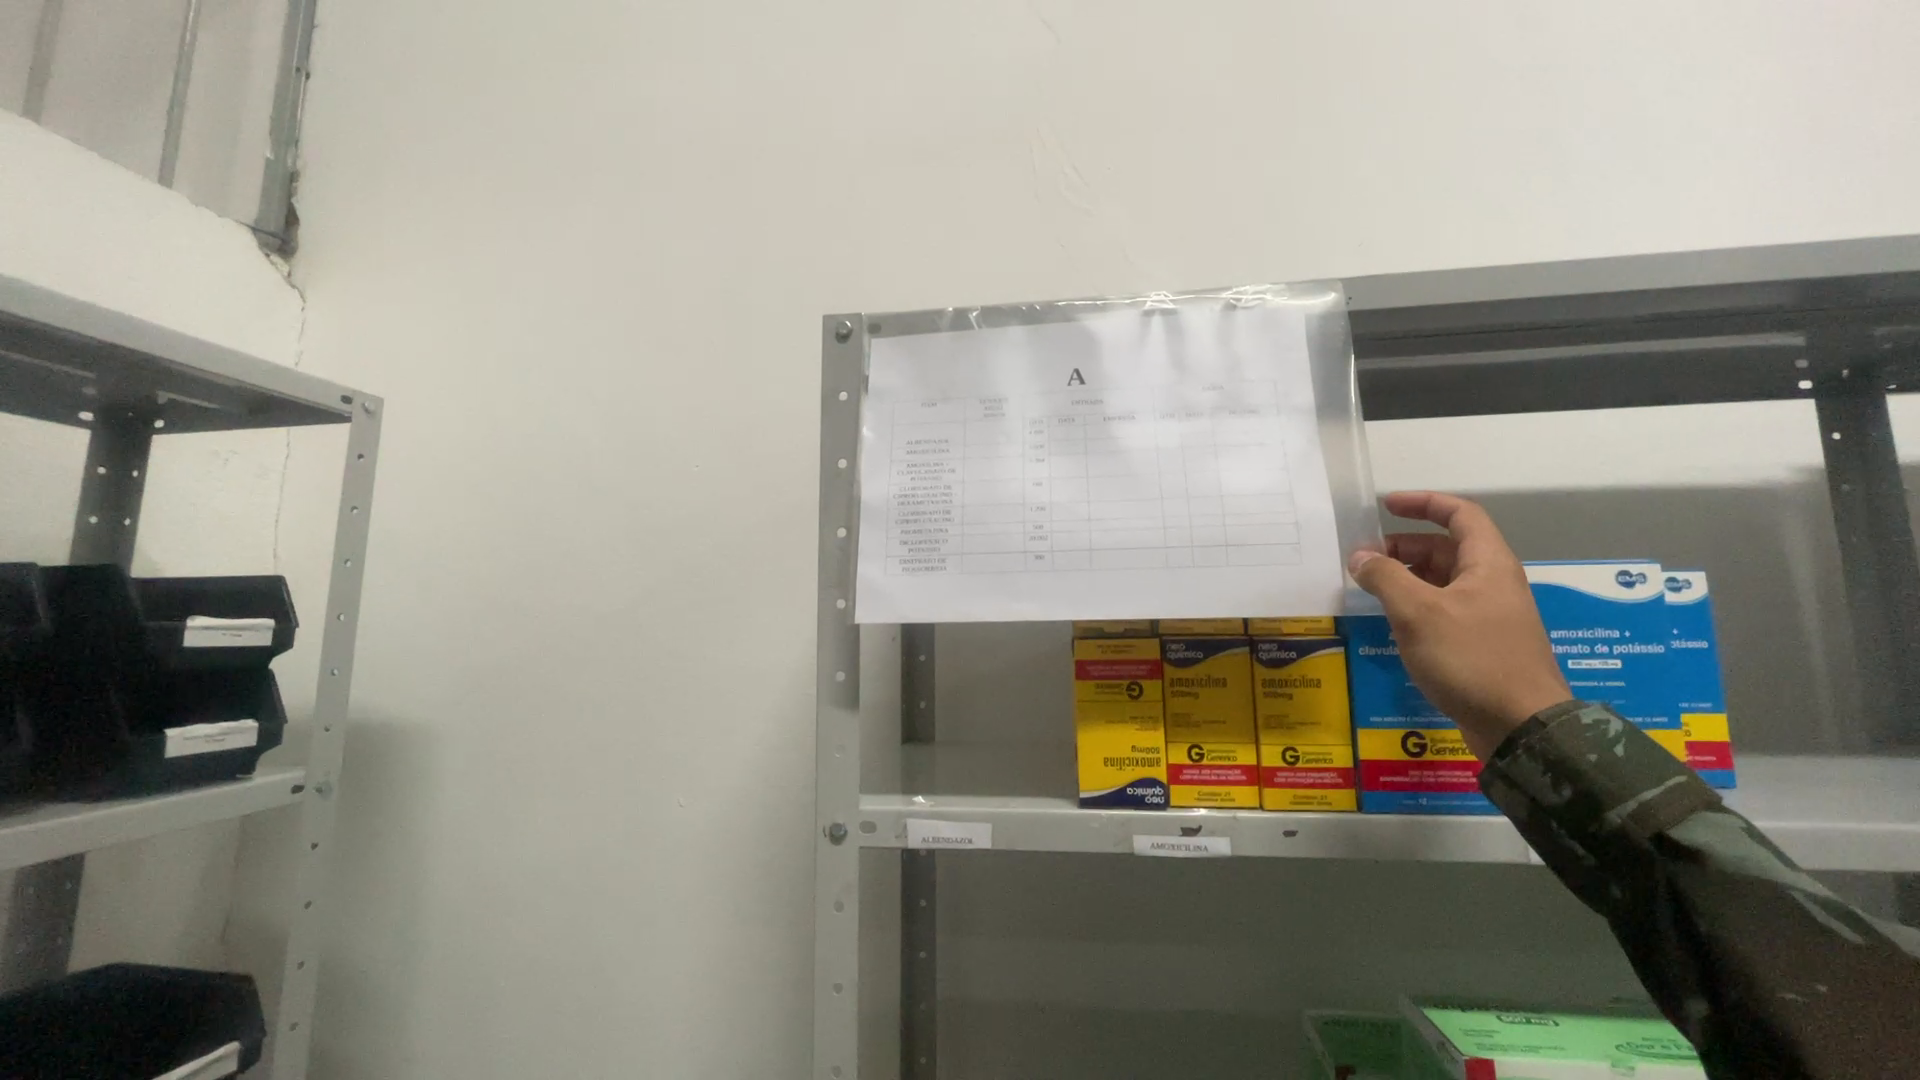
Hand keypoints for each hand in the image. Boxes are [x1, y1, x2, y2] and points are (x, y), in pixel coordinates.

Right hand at [1348, 491, 1571, 760]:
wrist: (1520, 724)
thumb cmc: (1471, 658)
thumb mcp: (1417, 612)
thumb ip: (1385, 577)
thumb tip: (1360, 557)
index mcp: (1488, 564)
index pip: (1459, 515)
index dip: (1423, 503)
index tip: (1385, 505)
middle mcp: (1492, 582)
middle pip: (1446, 548)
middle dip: (1403, 546)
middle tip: (1365, 559)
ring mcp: (1489, 614)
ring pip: (1442, 581)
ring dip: (1406, 577)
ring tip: (1370, 589)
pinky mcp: (1481, 643)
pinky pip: (1443, 609)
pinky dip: (1415, 605)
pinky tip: (1392, 623)